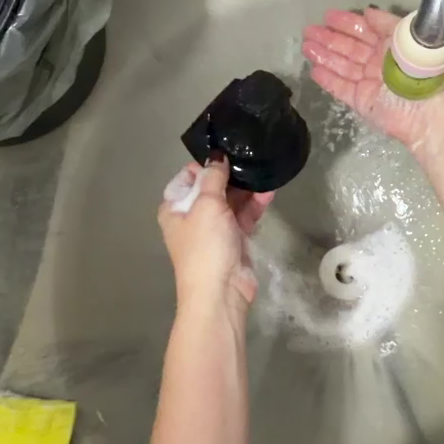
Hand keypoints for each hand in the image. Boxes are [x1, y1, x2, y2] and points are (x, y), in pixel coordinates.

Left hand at [158, 159, 273, 316]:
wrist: (221, 292)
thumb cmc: (205, 245)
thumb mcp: (206, 204)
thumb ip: (213, 177)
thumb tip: (217, 156)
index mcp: (174, 208)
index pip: (187, 178)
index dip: (204, 164)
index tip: (225, 151)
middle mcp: (192, 216)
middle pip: (211, 187)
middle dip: (229, 174)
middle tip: (250, 156)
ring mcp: (214, 229)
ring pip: (231, 201)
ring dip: (245, 188)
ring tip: (264, 171)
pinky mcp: (234, 239)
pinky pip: (244, 215)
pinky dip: (255, 204)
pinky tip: (269, 190)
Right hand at [301, 7, 443, 150]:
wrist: (427, 109)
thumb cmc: (419, 68)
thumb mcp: (405, 36)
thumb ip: (385, 22)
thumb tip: (367, 12)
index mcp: (391, 46)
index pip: (365, 31)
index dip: (347, 23)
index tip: (328, 16)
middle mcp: (378, 63)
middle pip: (349, 48)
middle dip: (329, 39)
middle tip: (309, 30)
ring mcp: (369, 82)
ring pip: (342, 66)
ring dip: (324, 55)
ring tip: (306, 46)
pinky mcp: (362, 101)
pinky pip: (341, 88)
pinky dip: (328, 79)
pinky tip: (314, 69)